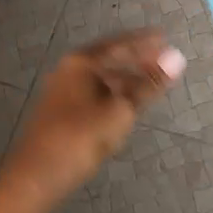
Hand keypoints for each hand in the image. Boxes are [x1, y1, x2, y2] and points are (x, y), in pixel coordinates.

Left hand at [0, 29, 185, 209]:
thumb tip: (176, 60)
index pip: (120, 44)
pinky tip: (123, 105)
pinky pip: (92, 92)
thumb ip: (149, 85)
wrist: (36, 176)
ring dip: (124, 78)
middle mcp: (69, 69)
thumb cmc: (81, 137)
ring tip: (148, 84)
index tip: (165, 37)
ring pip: (100, 77)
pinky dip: (111, 93)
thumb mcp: (121, 110)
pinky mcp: (59, 111)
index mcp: (82, 62)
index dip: (145, 42)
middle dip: (136, 60)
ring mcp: (61, 90)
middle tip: (161, 60)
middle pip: (109, 58)